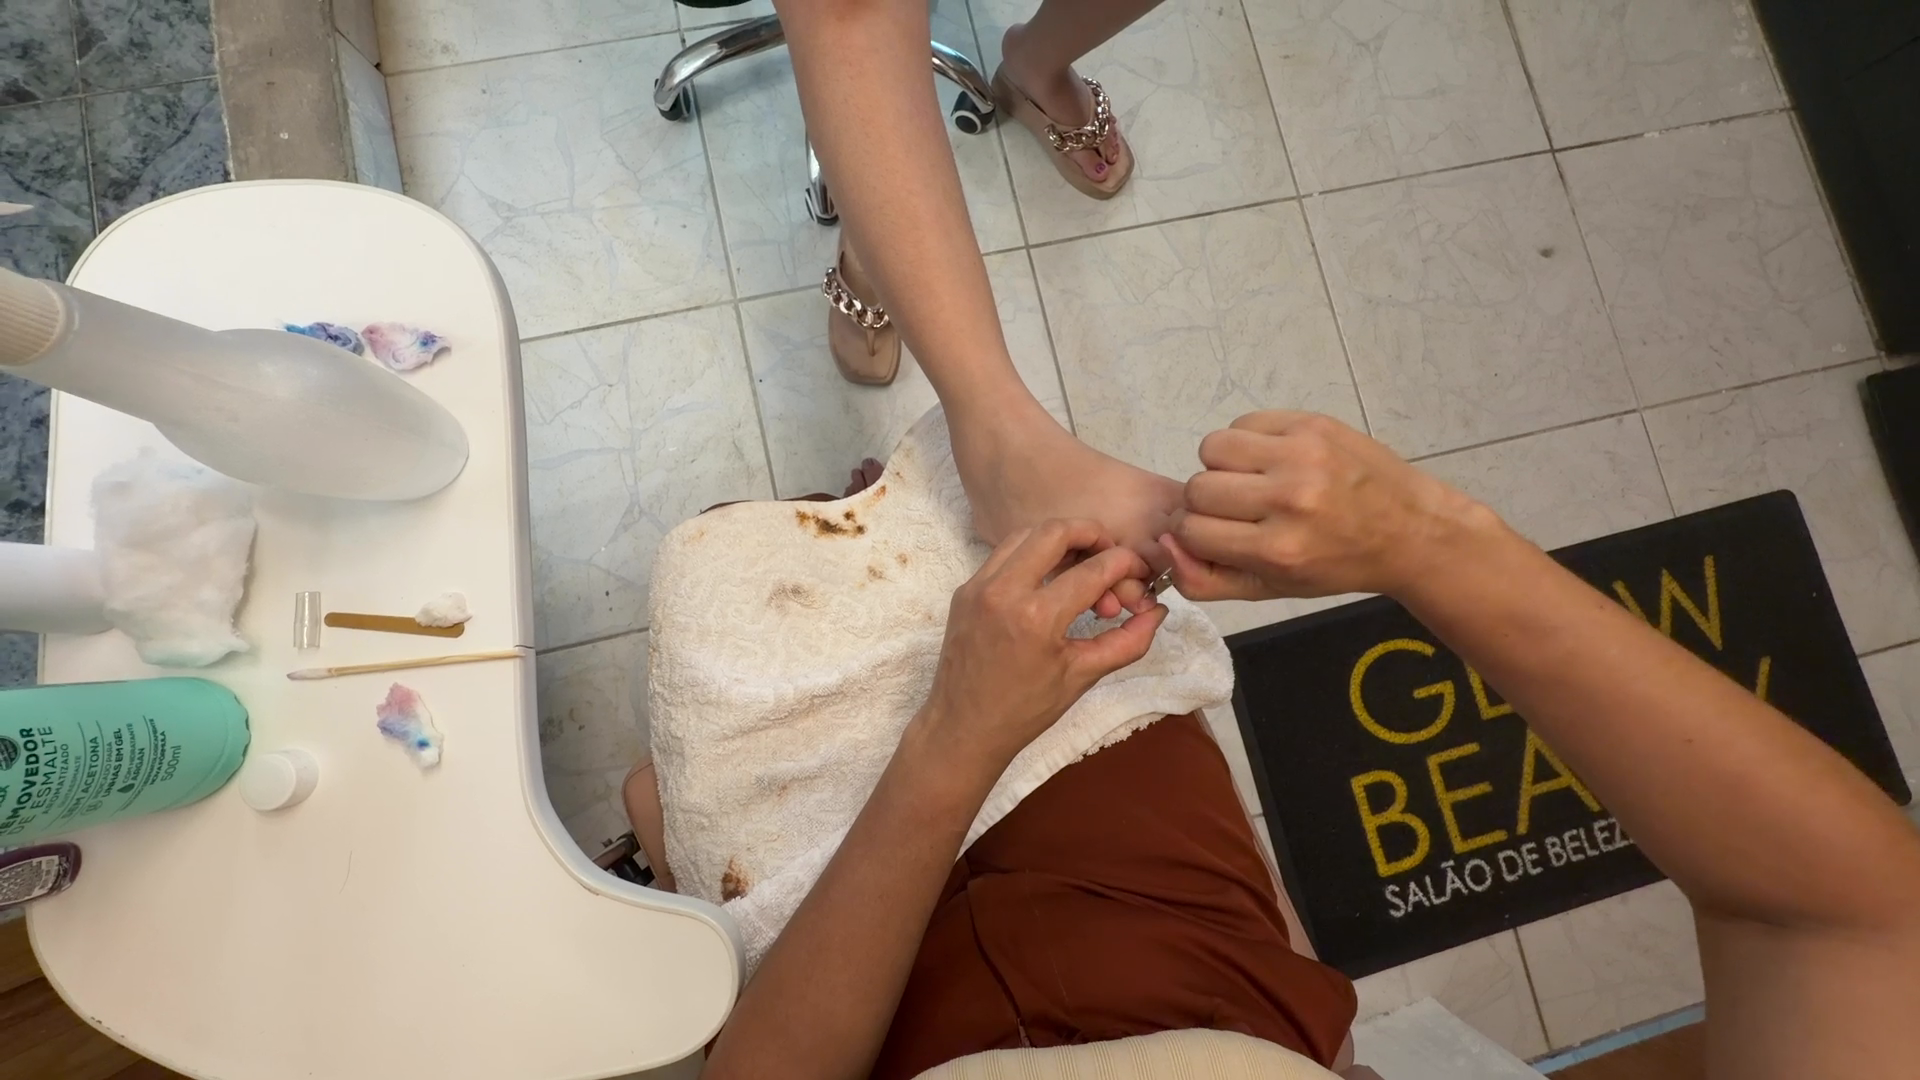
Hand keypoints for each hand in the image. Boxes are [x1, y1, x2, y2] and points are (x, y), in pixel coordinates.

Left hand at [917, 519, 1168, 771]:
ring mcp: (978, 586)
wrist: (963, 727)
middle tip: (1110, 558)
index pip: (1094, 569)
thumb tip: (1157, 612)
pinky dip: (1032, 555)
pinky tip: (1050, 580)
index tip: (1139, 574)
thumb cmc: (1025, 710)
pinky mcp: (965, 589)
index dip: (1127, 565)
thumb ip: (1127, 641)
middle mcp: (1004, 591)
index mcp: (1037, 617)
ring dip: (1060, 541)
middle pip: (1056, 530)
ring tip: (1082, 569)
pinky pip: (1003, 554)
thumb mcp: (1083, 677)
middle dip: (1093, 535)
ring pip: (1025, 534)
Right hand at [1162, 411, 1491, 600]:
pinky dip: (1246, 441)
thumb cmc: (1334, 565)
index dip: (1193, 533)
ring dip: (1221, 466)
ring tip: (1251, 479)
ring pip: (1212, 448)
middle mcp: (1288, 499)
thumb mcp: (1269, 590)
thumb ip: (1204, 579)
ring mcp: (1301, 456)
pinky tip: (1271, 459)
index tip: (1215, 534)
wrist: (1411, 530)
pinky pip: (1243, 423)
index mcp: (1277, 549)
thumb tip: (1164, 542)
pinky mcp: (1311, 424)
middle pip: (1196, 488)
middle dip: (1206, 501)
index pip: (1190, 530)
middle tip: (1237, 508)